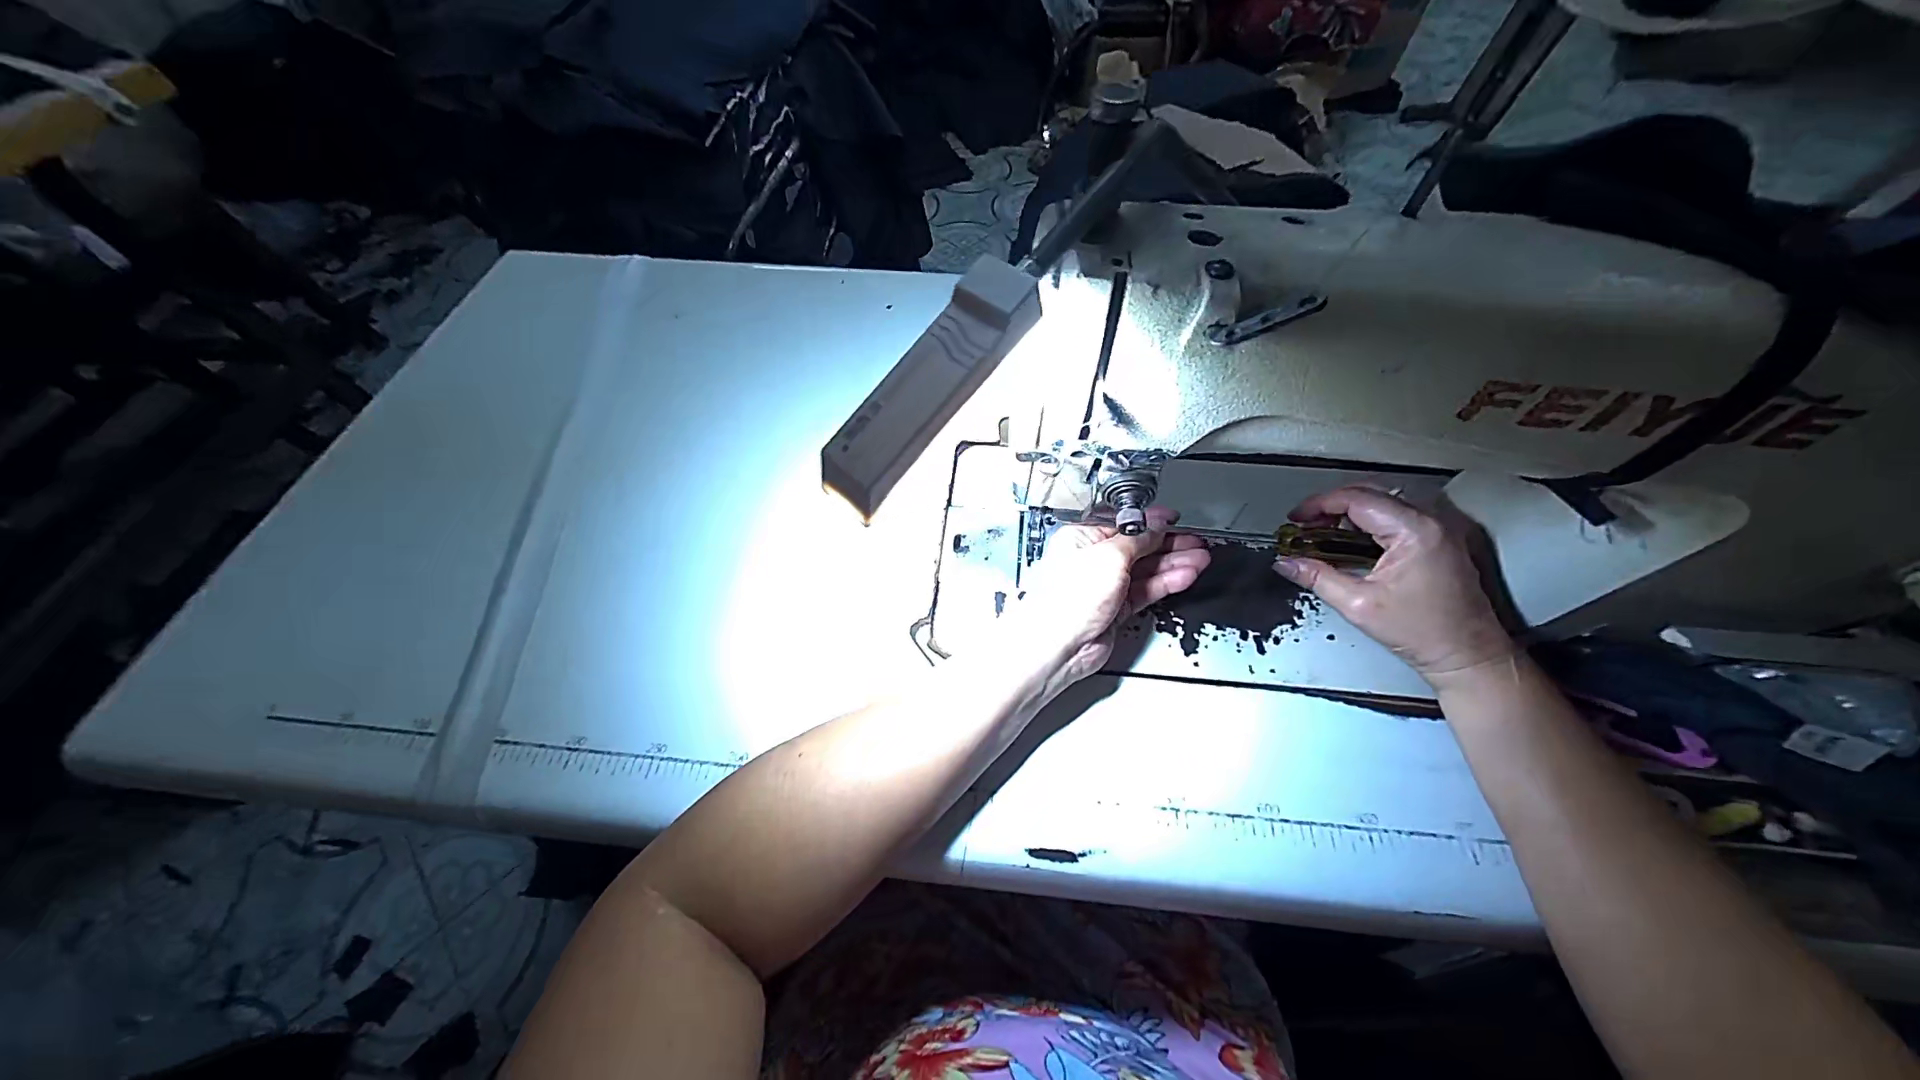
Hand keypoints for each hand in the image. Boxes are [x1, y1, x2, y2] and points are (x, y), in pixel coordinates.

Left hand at [1006, 506, 1211, 688]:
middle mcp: (1090, 561)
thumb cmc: (1064, 601)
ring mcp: (1103, 587)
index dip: (1150, 521)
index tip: (1173, 519)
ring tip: (1199, 557)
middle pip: (1137, 547)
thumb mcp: (1108, 556)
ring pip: (1145, 570)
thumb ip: (1137, 539)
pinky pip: (1145, 590)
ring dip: (1173, 563)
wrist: (1057, 646)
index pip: (1122, 525)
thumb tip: (1154, 526)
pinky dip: (1166, 583)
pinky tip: (1185, 575)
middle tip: (1195, 540)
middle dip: (1168, 543)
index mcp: (1080, 539)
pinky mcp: (1114, 609)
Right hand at [1273, 486, 1513, 681]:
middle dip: (1331, 505)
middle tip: (1304, 523)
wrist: (1467, 654)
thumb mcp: (1357, 605)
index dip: (1319, 504)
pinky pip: (1397, 515)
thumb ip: (1317, 577)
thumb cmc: (1426, 633)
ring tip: (1322, 531)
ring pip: (1383, 501)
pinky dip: (1368, 521)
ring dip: (1349, 511)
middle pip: (1370, 493)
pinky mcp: (1438, 539)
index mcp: (1414, 532)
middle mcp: (1431, 522)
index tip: (1297, 517)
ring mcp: (1438, 529)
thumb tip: (1287, 563)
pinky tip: (1349, 539)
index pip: (1357, 499)